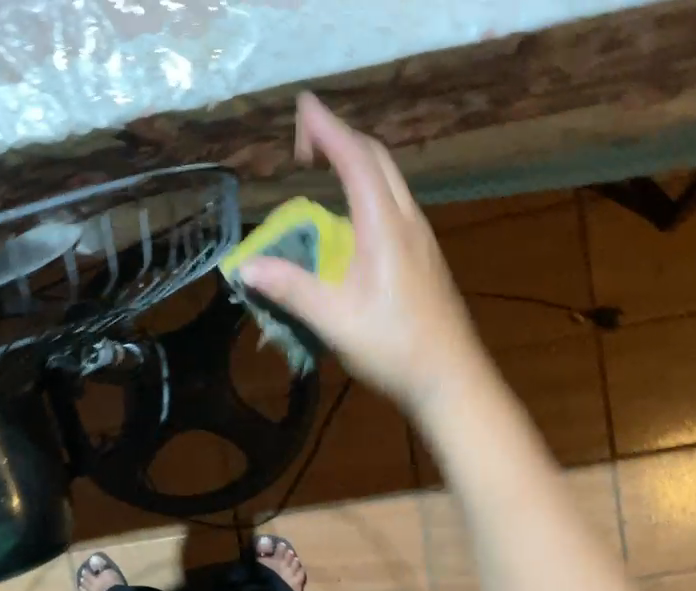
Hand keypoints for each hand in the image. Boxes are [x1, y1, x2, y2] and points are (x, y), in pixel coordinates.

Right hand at [237, 93, 489, 414]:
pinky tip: (352, 217)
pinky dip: (367, 190)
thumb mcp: (334, 320)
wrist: (449, 378)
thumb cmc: (393, 346)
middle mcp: (406, 222)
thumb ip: (290, 289)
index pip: (355, 160)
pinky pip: (393, 205)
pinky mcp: (423, 258)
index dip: (328, 130)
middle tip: (306, 139)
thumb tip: (246, 267)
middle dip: (342, 138)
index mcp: (384, 228)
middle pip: (378, 160)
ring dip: (357, 162)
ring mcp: (420, 239)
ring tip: (325, 166)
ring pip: (390, 181)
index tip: (302, 108)